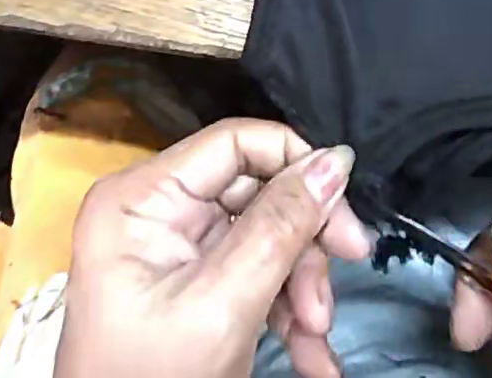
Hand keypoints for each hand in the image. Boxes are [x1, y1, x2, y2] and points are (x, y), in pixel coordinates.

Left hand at [57, 118, 372, 377]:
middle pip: (258, 187)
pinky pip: (255, 265)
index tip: (340, 203)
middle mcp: (158, 207)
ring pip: (266, 228)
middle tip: (348, 262)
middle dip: (304, 236)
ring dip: (302, 278)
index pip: (236, 142)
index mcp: (143, 197)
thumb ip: (282, 225)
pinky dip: (287, 302)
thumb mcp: (224, 306)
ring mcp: (177, 244)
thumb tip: (338, 159)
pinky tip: (310, 350)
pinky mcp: (195, 278)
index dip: (295, 161)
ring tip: (317, 333)